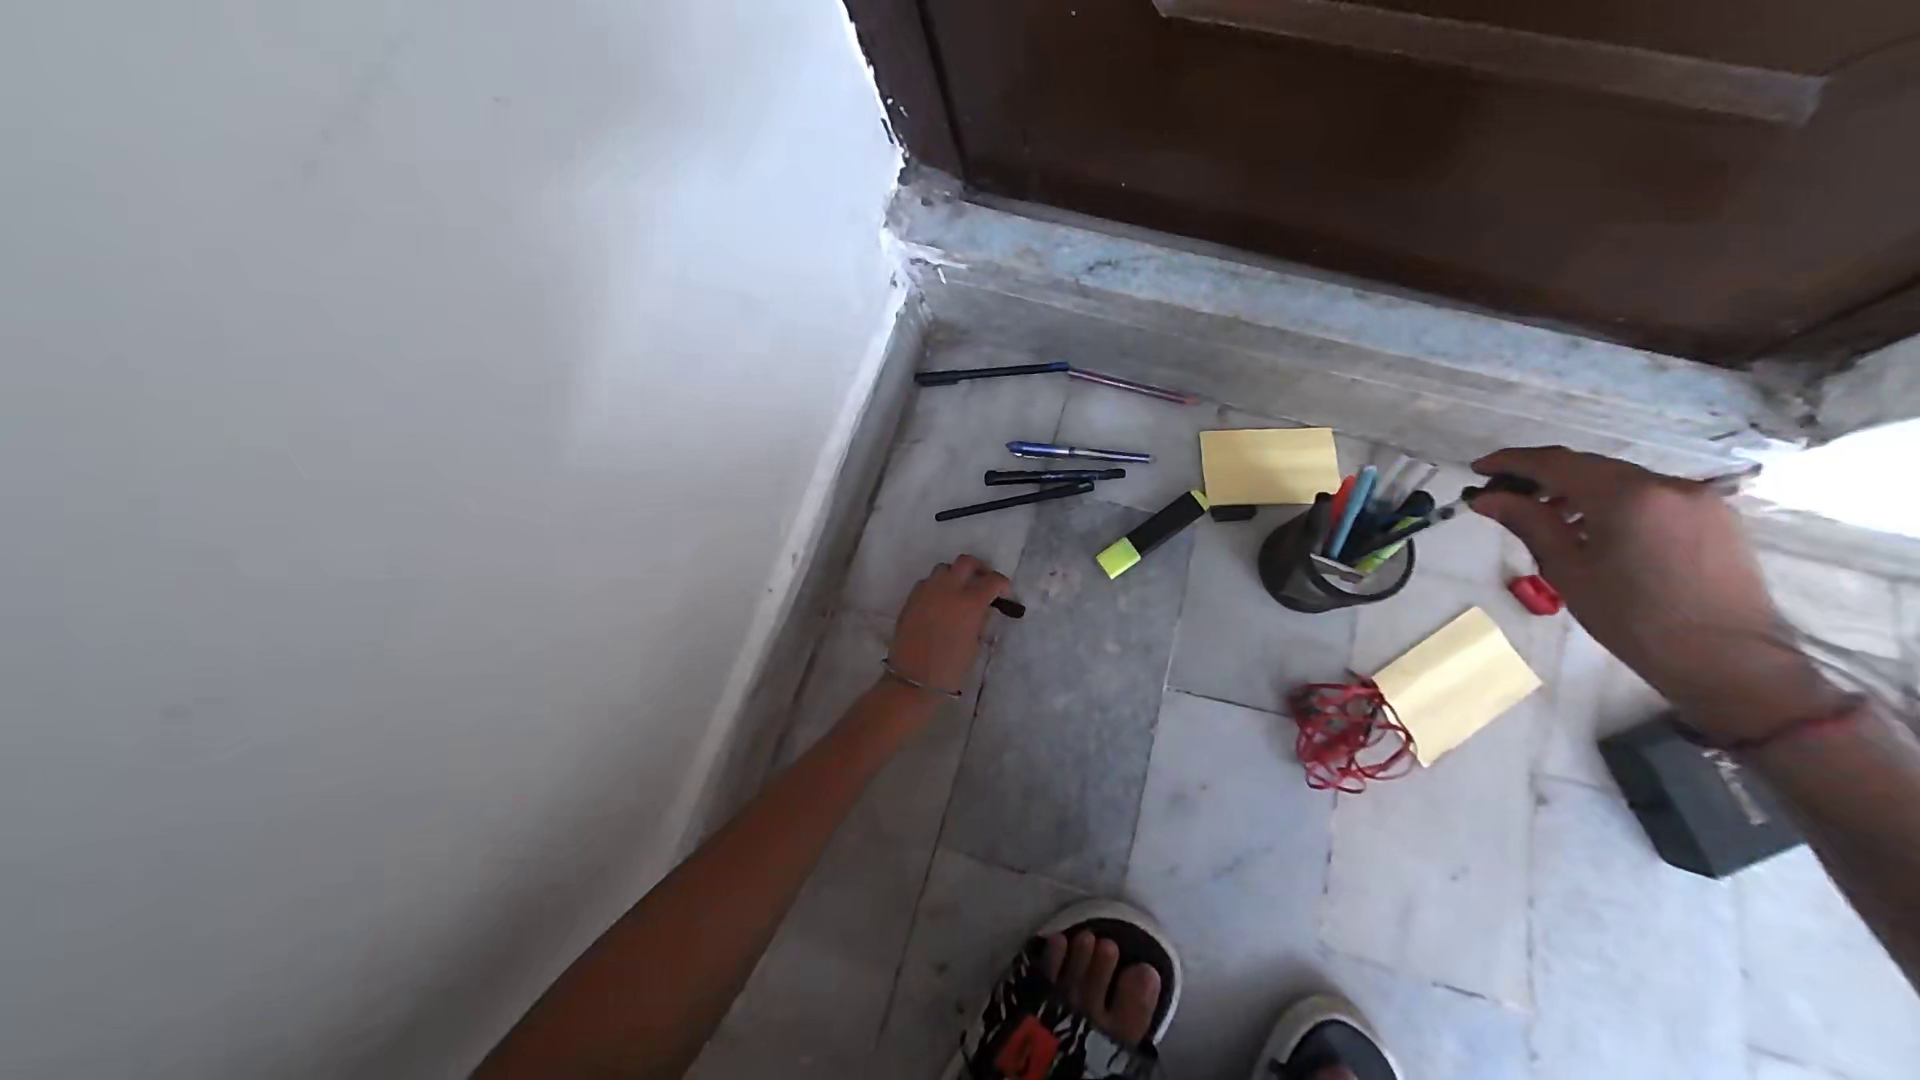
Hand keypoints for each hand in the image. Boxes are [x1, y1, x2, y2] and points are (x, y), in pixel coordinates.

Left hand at [887, 555, 1010, 694]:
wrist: (913, 678)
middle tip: (983, 582)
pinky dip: (937, 586)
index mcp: (970, 603)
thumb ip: (979, 619)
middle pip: (966, 562)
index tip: (1003, 592)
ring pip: (944, 569)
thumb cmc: (950, 668)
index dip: (1001, 584)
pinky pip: (927, 582)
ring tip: (959, 591)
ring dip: (955, 575)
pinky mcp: (911, 598)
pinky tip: (939, 602)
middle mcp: (948, 589)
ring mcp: (927, 591)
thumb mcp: (974, 643)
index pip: (992, 580)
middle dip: (978, 568)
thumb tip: (982, 609)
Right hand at [1470, 446, 1846, 741]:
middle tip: (1502, 495)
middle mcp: (1667, 484)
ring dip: (1575, 491)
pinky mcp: (1714, 517)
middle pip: (1589, 467)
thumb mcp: (1566, 569)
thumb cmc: (1631, 617)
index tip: (1476, 469)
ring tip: (1543, 516)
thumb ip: (1527, 523)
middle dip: (1541, 476)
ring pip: (1620, 481)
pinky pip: (1649, 497)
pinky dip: (1610, 503)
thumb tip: (1486, 498)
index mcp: (1627, 495)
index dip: (1511, 461)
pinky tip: (1591, 530)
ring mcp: (1697, 499)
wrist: (1726, 659)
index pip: (1556, 462)